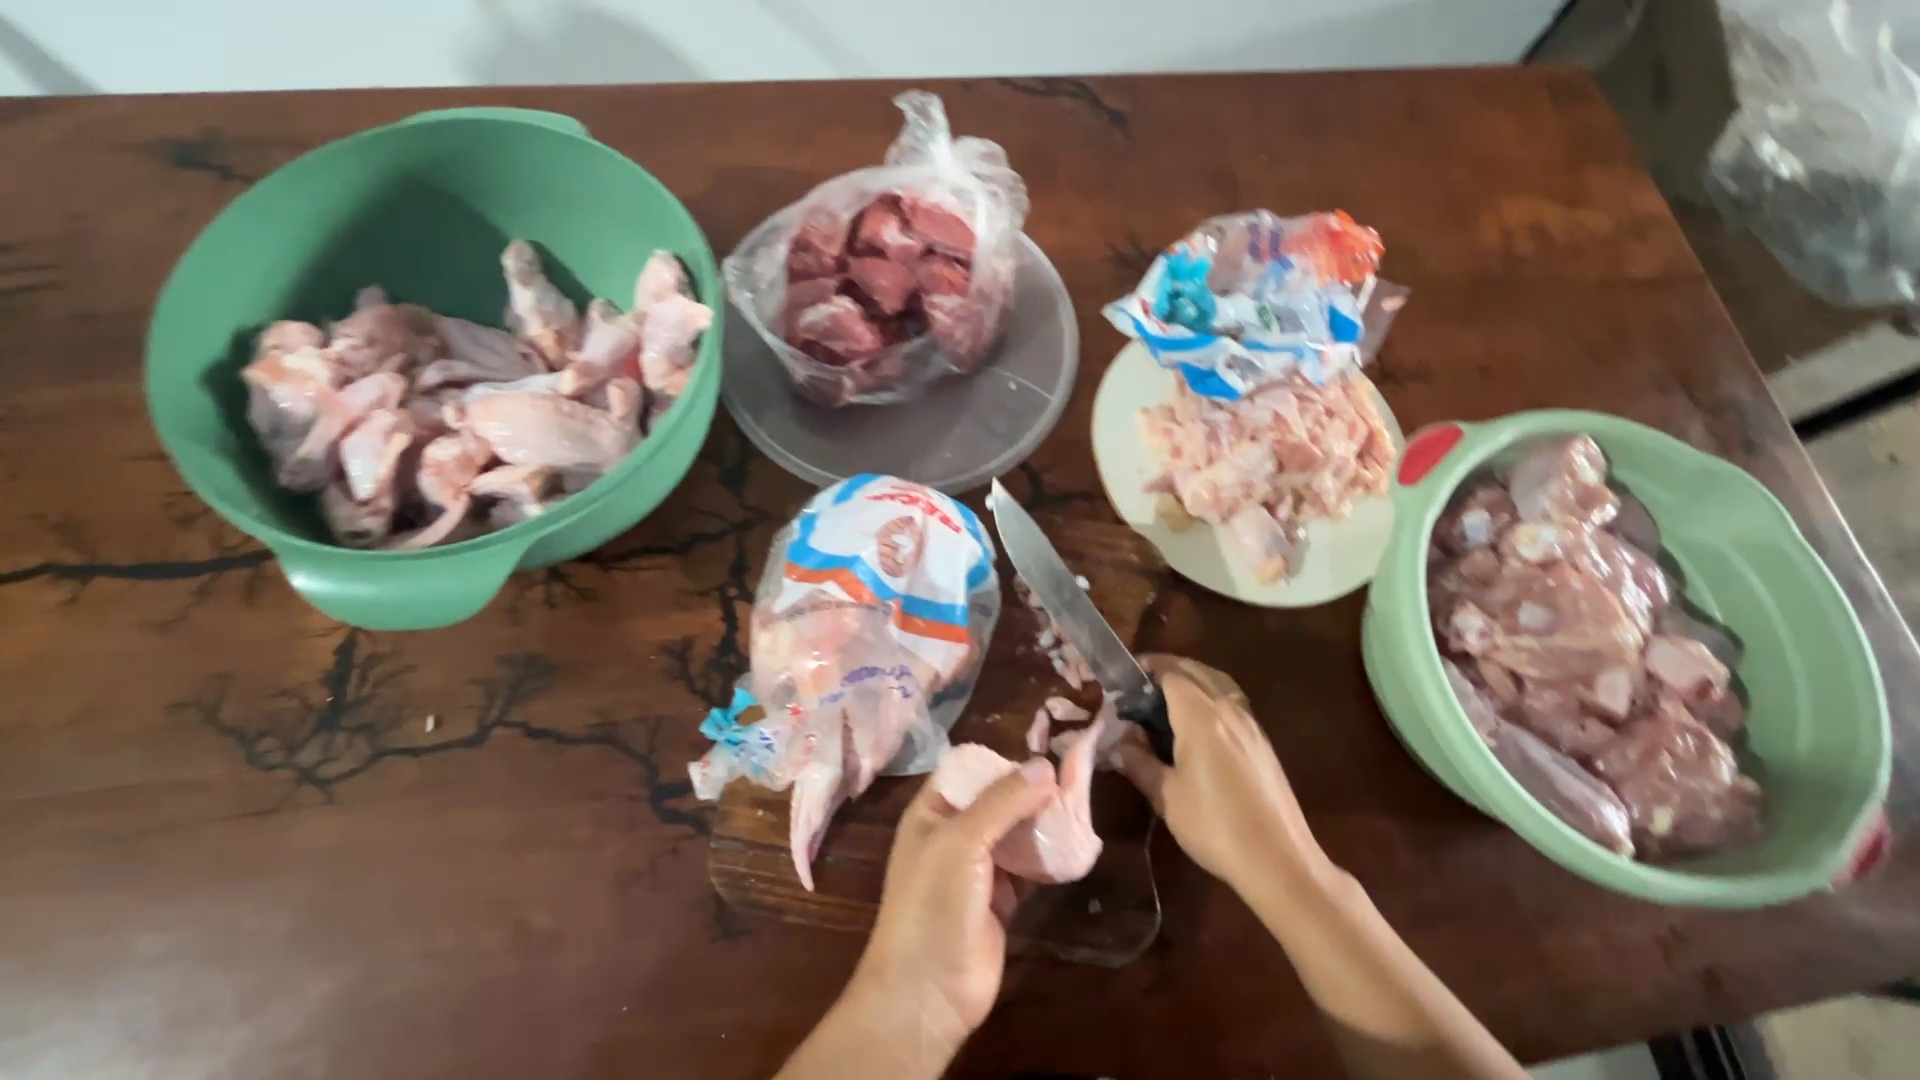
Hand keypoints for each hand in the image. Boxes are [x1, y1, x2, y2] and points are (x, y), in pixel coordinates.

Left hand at [847, 758, 1058, 1055]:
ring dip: (1044, 823)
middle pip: (998, 800)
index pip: (969, 770)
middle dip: (1032, 792)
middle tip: (1075, 781)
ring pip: (1017, 832)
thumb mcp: (961, 841)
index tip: (1045, 756)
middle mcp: (953, 833)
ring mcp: (977, 867)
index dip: (1004, 762)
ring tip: (1080, 808)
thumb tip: (1045, 765)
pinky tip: (1074, 845)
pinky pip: (1029, 865)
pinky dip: (1049, 856)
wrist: (927, 992)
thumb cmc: (933, 904)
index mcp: (932, 812)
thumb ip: (1003, 801)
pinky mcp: (1001, 898)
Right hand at [1112, 654, 1327, 895]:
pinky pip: (1233, 702)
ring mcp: (1251, 725)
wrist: (1278, 860)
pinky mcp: (1262, 743)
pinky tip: (1199, 722)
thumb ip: (1140, 762)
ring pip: (1219, 684)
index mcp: (1201, 717)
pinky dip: (1211, 696)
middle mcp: (1229, 710)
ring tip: (1167, 696)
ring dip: (1192, 679)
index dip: (1146, 670)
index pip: (1171, 675)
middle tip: (1140, 683)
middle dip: (1168, 669)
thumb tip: (1120, 742)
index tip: (1123, 679)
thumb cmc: (1215, 826)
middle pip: (1197, 672)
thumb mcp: (1166, 797)